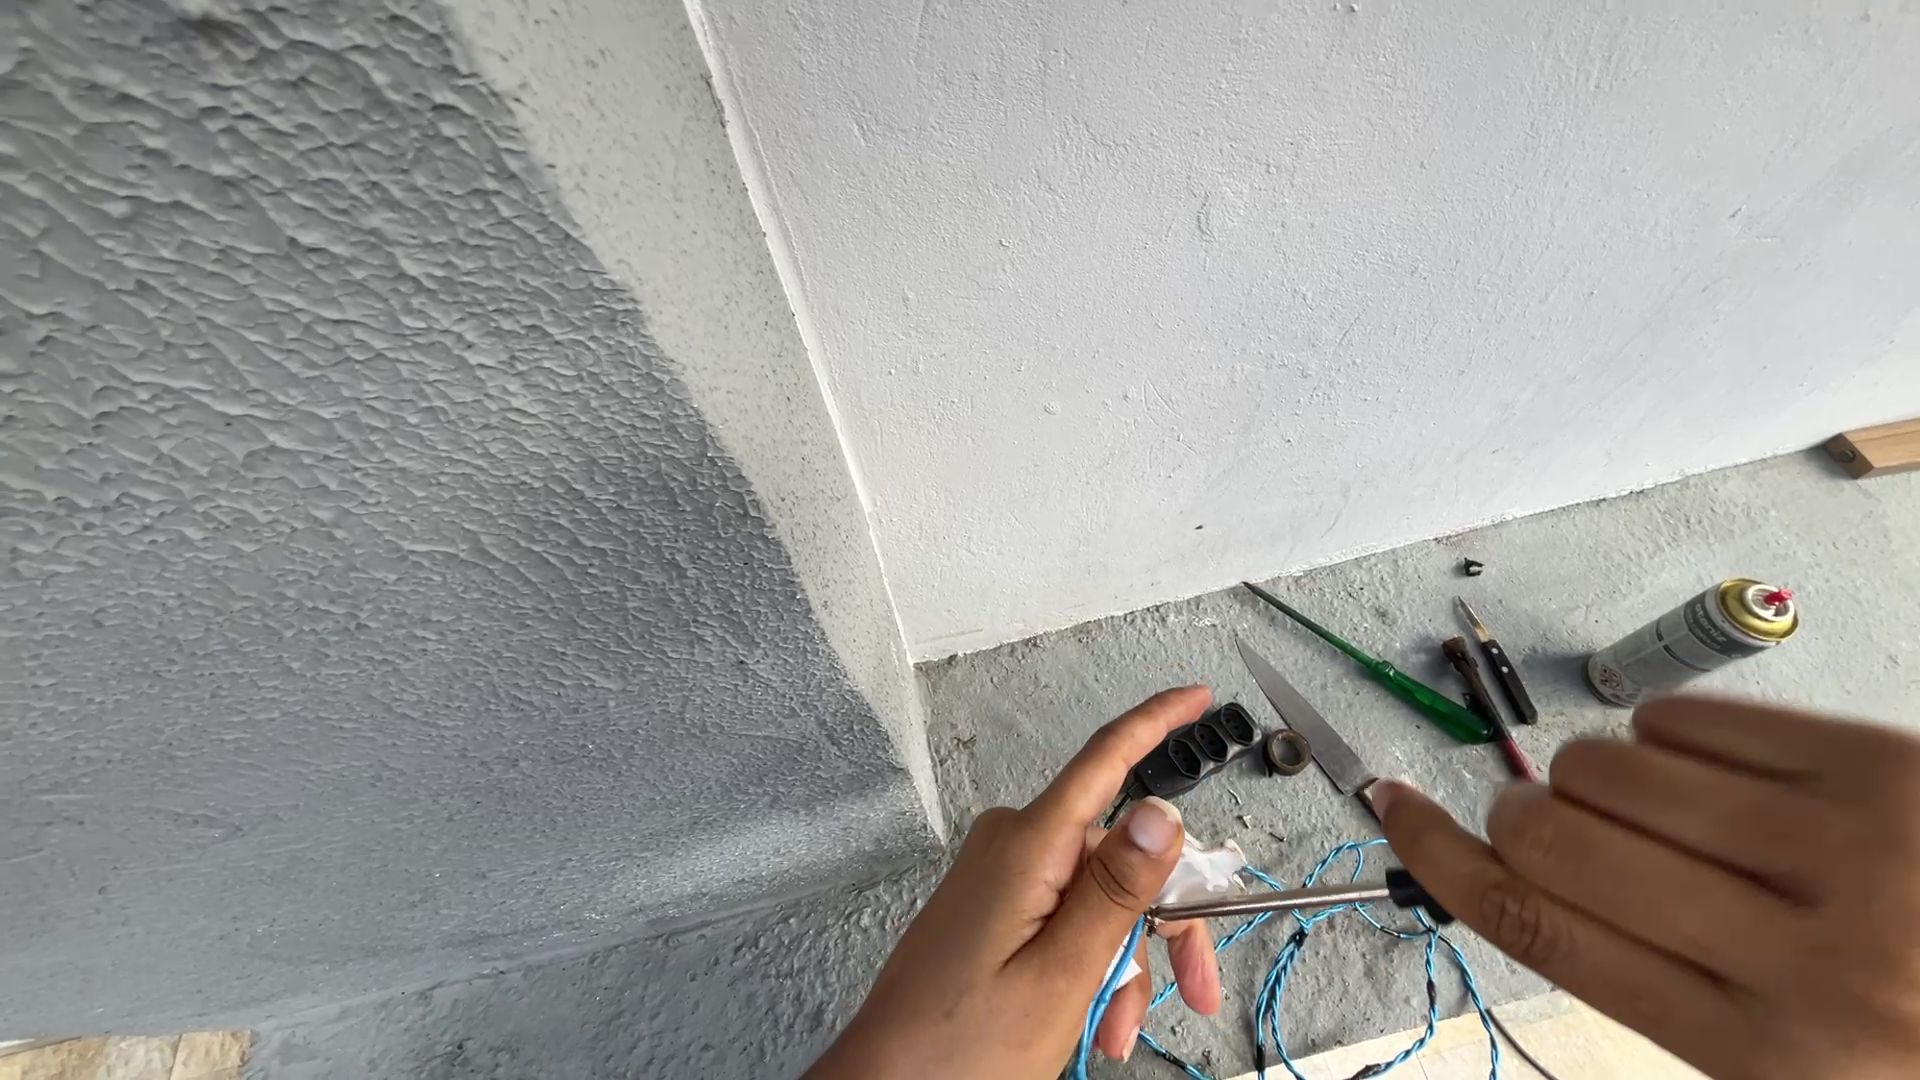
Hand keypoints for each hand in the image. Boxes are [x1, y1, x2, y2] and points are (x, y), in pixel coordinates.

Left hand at [804, 687, 1222, 1078]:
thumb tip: (1161, 810)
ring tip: (1116, 1026)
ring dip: (1124, 958)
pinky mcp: (998, 897)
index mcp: (1028, 845)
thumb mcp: (1061, 974)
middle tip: (1194, 991)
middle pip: (1119, 854)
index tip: (1198, 696)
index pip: (1104, 759)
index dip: (1157, 721)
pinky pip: (1066, 910)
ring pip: (1099, 893)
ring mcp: (1004, 869)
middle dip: (1162, 921)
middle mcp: (1015, 841)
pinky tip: (1092, 1015)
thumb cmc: (964, 1042)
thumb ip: (1114, 890)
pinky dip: (1092, 959)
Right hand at [1376, 695, 1919, 1079]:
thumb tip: (1501, 862)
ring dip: (1602, 778)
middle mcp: (1811, 960)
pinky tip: (1728, 779)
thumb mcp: (1780, 1050)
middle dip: (1525, 814)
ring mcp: (1859, 851)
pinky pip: (1679, 716)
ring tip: (1673, 811)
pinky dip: (1668, 738)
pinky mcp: (1889, 766)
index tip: (1396, 809)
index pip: (1535, 926)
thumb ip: (1640, 970)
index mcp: (1769, 1053)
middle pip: (1545, 832)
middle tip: (1557, 821)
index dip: (1438, 856)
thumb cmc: (1912, 1031)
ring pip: (1602, 765)